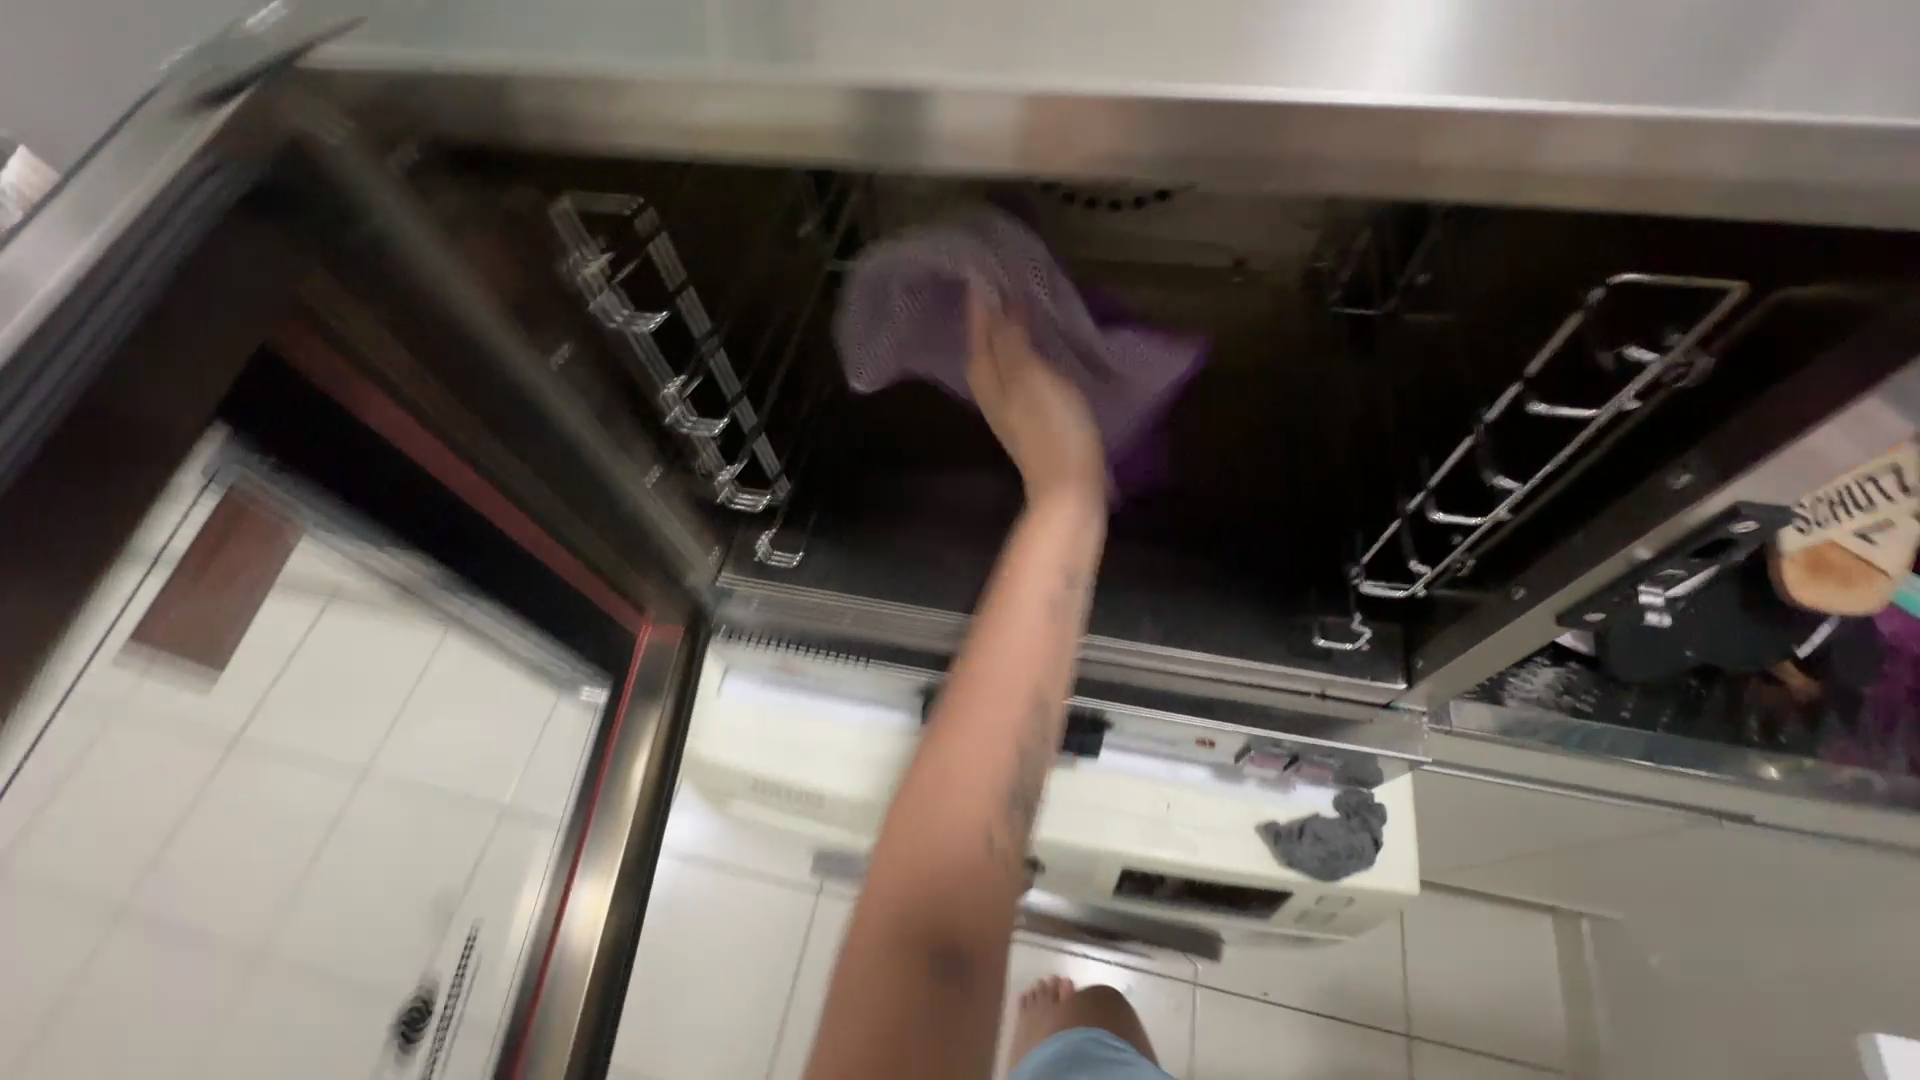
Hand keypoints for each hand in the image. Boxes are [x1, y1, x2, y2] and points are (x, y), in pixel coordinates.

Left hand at [966, 288, 1107, 507]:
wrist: (1070, 488)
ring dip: (1010, 323)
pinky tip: (1040, 337)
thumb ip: (1010, 338)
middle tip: (1007, 267)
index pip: (978, 320)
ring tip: (1025, 292)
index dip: (982, 290)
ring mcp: (1009, 401)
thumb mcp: (1030, 376)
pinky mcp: (1030, 412)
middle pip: (986, 335)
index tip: (988, 255)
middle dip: (993, 304)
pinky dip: (1025, 345)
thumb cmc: (1052, 429)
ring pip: (1003, 351)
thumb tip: (995, 299)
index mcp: (984, 371)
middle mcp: (989, 385)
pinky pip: (1021, 366)